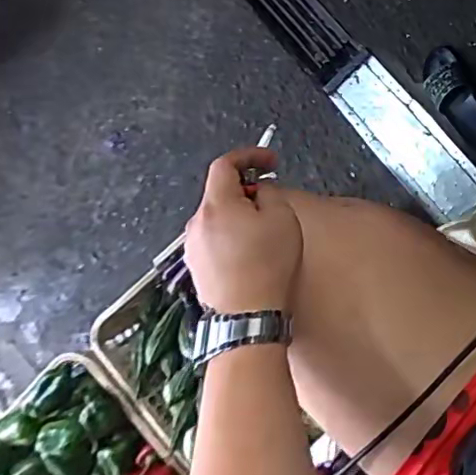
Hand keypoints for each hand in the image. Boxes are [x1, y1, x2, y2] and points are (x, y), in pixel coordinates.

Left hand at [184, 147, 301, 313]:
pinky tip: (252, 251)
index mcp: (216, 206)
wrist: (247, 318)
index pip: (224, 165)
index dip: (249, 156)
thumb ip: (269, 192)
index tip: (268, 161)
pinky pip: (214, 238)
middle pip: (219, 192)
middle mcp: (197, 224)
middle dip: (245, 189)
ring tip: (265, 230)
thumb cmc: (267, 267)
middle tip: (271, 198)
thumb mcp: (282, 217)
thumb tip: (258, 190)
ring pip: (217, 216)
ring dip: (239, 214)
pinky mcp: (197, 267)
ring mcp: (193, 247)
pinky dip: (232, 235)